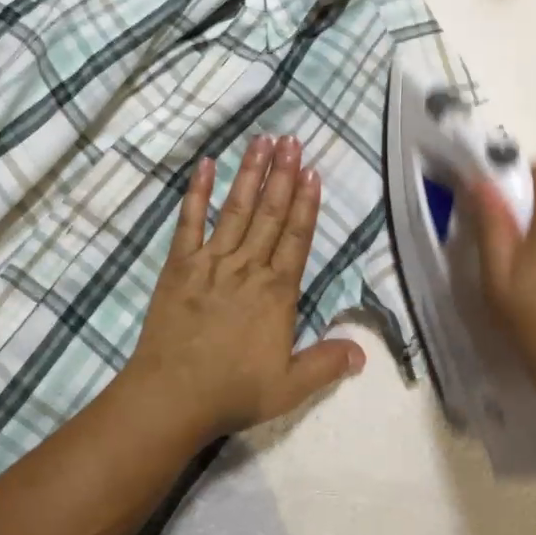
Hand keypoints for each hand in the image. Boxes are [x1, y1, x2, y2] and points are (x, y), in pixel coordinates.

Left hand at [121, 135, 365, 439]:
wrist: (172, 395)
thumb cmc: (233, 391)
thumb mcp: (290, 387)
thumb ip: (326, 363)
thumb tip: (363, 351)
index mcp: (276, 292)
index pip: (297, 238)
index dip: (305, 203)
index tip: (312, 170)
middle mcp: (247, 267)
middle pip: (270, 213)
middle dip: (282, 174)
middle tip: (291, 139)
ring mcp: (211, 261)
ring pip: (236, 209)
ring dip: (249, 173)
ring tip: (261, 140)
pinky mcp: (179, 263)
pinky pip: (189, 221)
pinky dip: (197, 192)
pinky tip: (205, 165)